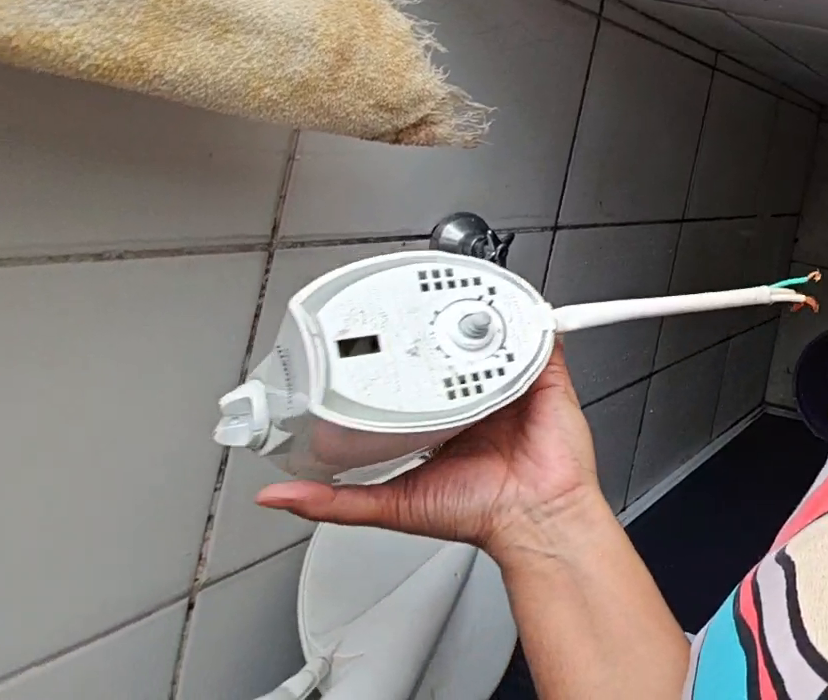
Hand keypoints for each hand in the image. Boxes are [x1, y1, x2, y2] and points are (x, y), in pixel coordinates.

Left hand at [256, 341, 608, 555]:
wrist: (534, 516)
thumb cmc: (479, 514)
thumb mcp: (393, 506)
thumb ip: (335, 501)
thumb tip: (277, 496)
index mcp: (450, 429)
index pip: (424, 388)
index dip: (408, 367)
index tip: (387, 352)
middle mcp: (484, 407)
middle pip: (461, 361)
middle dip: (445, 339)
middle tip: (424, 320)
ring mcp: (517, 392)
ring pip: (498, 347)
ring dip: (486, 329)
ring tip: (466, 311)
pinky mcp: (549, 383)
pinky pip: (540, 347)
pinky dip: (530, 329)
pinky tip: (513, 319)